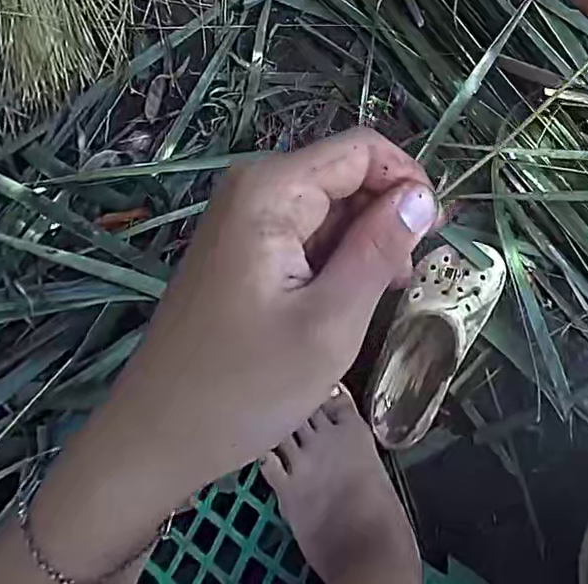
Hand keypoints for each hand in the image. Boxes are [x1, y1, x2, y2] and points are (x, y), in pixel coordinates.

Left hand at [98, 128, 438, 489]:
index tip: (432, 233)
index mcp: (272, 189)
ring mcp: (246, 212)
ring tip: (380, 293)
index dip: (406, 180)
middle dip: (386, 215)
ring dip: (366, 239)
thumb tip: (422, 196)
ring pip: (332, 202)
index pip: (362, 149)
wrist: (154, 439)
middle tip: (403, 278)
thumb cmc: (244, 387)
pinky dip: (339, 254)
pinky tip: (348, 295)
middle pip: (346, 173)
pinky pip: (308, 227)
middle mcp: (256, 185)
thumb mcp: (331, 322)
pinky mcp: (245, 240)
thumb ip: (380, 248)